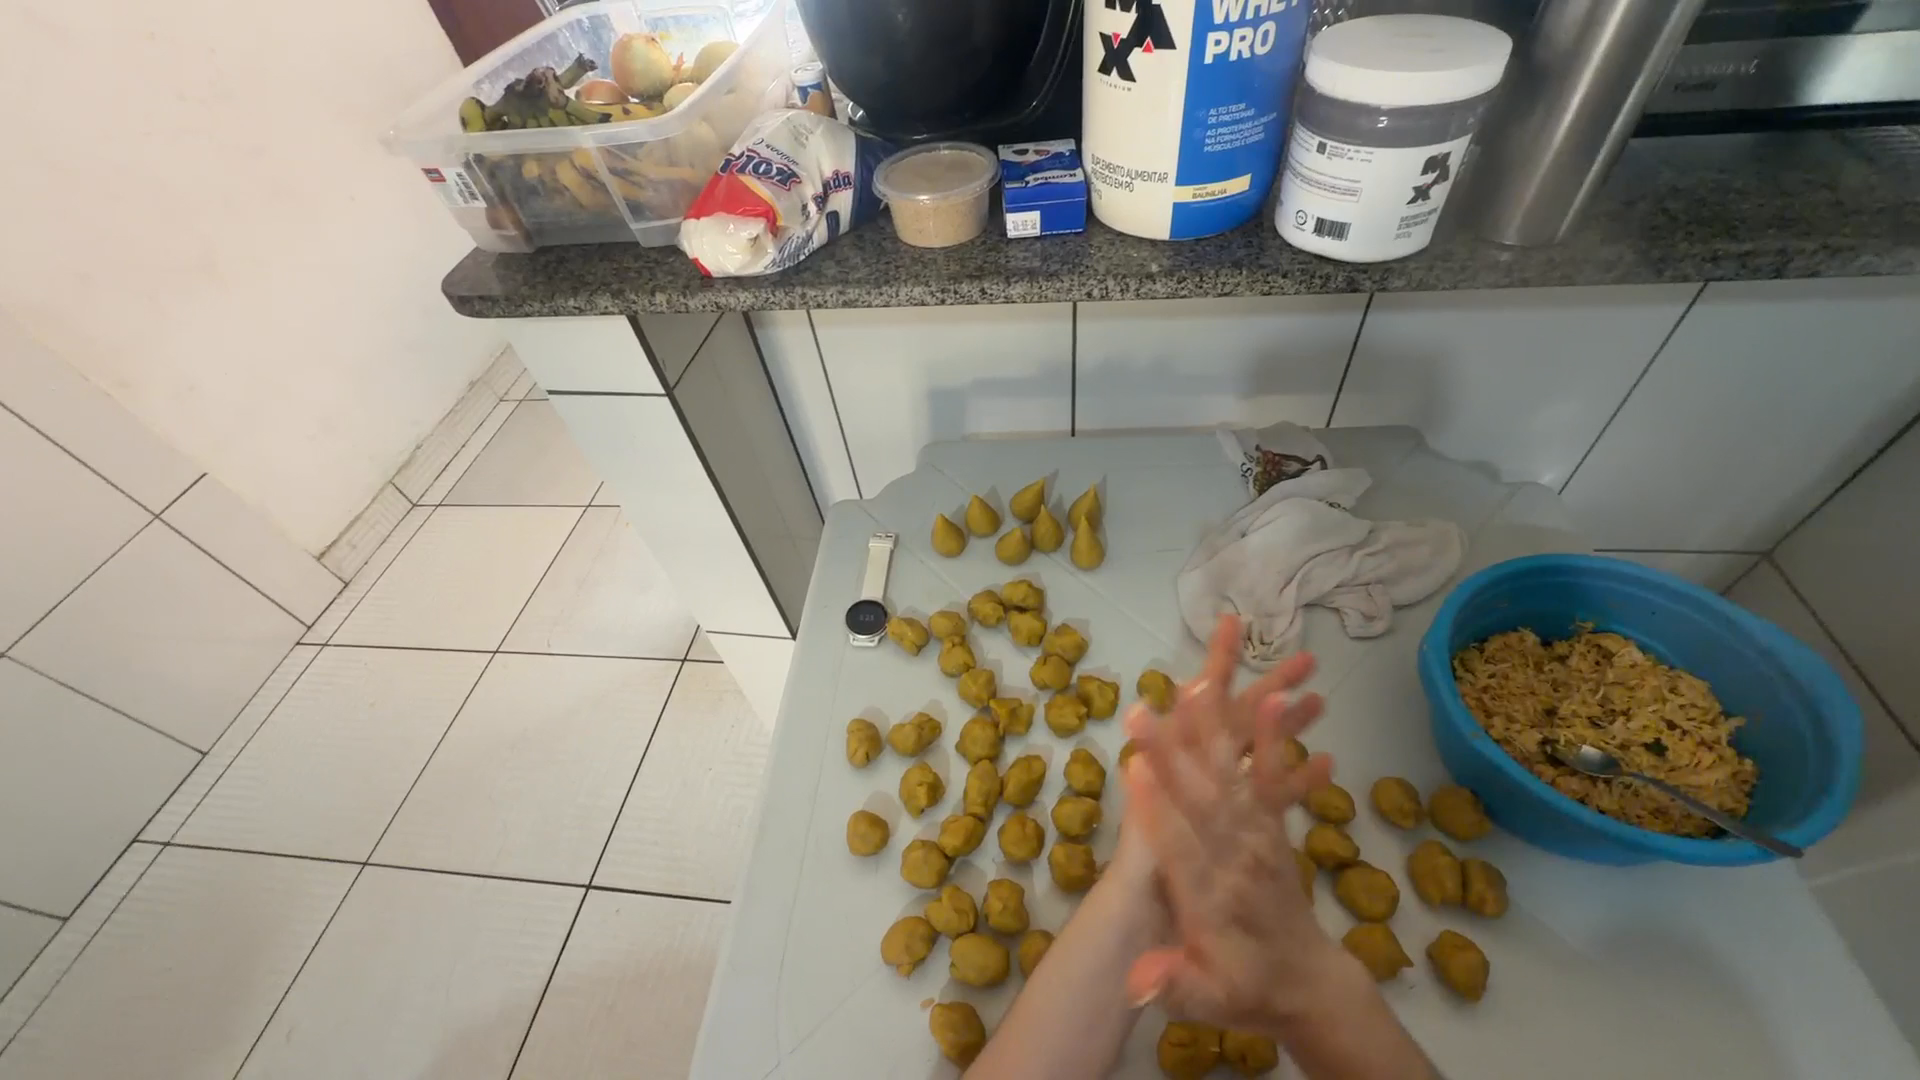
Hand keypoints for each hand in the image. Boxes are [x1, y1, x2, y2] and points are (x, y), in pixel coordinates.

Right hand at [1122, 614, 1341, 1031]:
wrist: (1310, 982)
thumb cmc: (1245, 990)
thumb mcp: (1209, 1004)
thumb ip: (1175, 986)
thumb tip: (1136, 979)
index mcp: (1212, 901)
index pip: (1181, 850)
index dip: (1157, 811)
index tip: (1134, 769)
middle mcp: (1236, 860)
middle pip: (1201, 801)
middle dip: (1171, 753)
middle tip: (1145, 709)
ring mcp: (1259, 839)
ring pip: (1233, 776)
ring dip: (1218, 729)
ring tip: (1208, 682)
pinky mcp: (1273, 826)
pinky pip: (1270, 778)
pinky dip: (1274, 738)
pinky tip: (1277, 697)